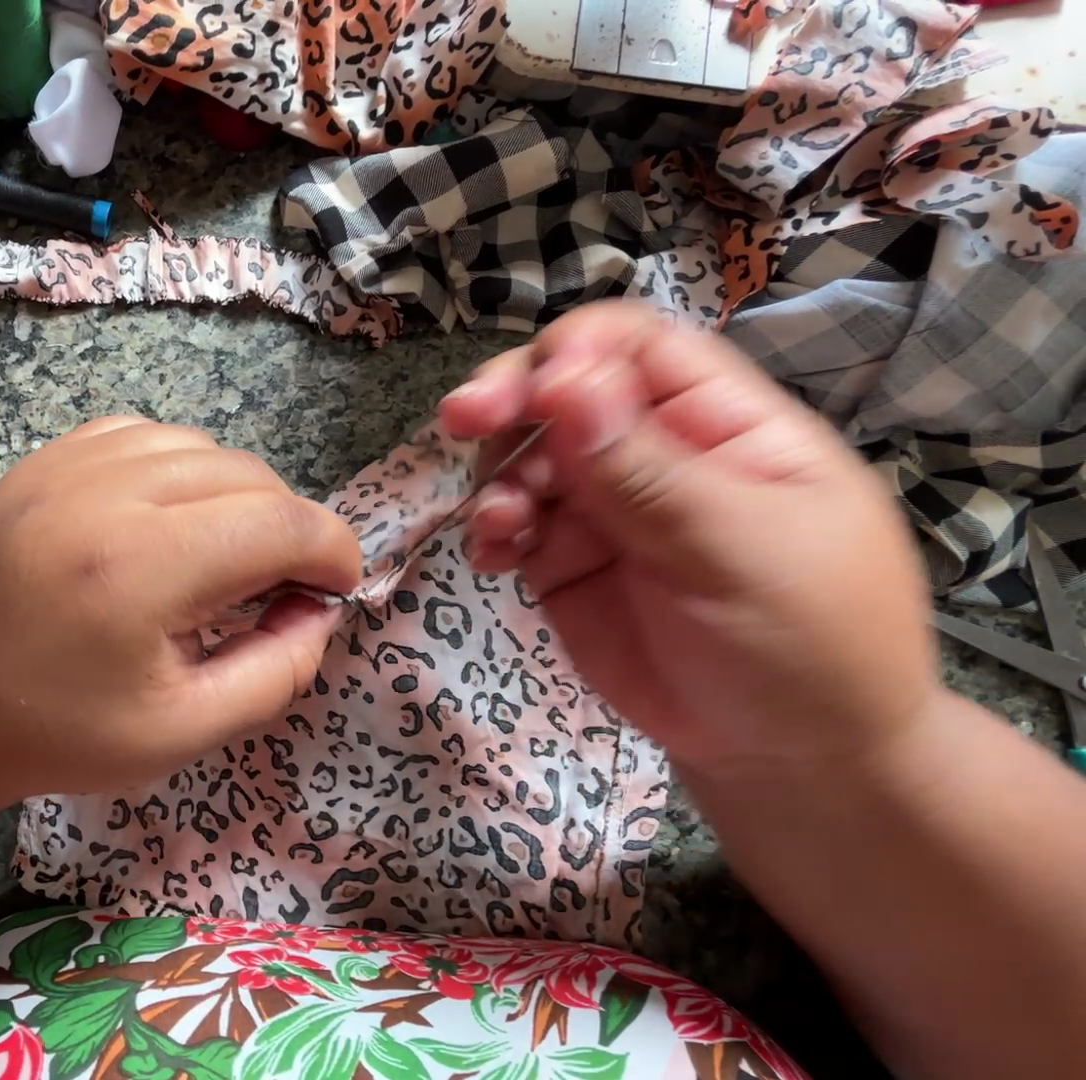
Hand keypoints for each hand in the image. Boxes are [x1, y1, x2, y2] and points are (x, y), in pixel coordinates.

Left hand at [0, 417, 360, 818]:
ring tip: (219, 553)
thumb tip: (319, 607)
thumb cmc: (60, 734)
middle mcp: (103, 492)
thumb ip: (278, 670)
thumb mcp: (185, 730)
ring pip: (198, 445)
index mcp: (140, 566)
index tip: (336, 587)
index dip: (333, 550)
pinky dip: (175, 467)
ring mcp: (63, 465)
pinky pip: (141, 435)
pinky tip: (164, 516)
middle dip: (286, 527)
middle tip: (275, 585)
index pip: (281, 522)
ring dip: (234, 493)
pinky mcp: (40, 461)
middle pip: (247, 475)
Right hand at [440, 302, 938, 773]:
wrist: (782, 757)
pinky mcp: (562, 557)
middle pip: (561, 392)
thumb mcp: (737, 553)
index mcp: (721, 424)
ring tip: (500, 530)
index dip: (572, 353)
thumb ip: (646, 471)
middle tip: (461, 421)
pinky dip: (489, 531)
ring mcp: (602, 507)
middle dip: (509, 401)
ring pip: (523, 457)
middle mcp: (653, 452)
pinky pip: (509, 522)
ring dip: (496, 480)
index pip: (636, 349)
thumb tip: (562, 377)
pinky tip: (493, 559)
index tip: (522, 393)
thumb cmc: (803, 645)